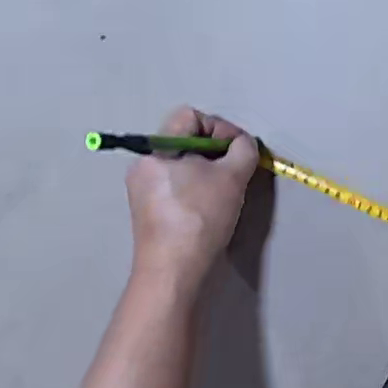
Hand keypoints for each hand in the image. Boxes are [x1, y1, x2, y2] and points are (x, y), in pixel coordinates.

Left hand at [125, 107, 259, 291]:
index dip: (219, 127)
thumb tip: (243, 144)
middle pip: (187, 141)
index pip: (190, 116)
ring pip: (185, 166)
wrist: (174, 271)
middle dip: (217, 151)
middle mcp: (144, 165)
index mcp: (155, 150)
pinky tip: (213, 208)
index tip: (238, 150)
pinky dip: (199, 189)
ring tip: (227, 191)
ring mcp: (144, 191)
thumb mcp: (232, 177)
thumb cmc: (200, 217)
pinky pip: (178, 187)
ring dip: (210, 172)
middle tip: (236, 171)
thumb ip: (243, 150)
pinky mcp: (151, 212)